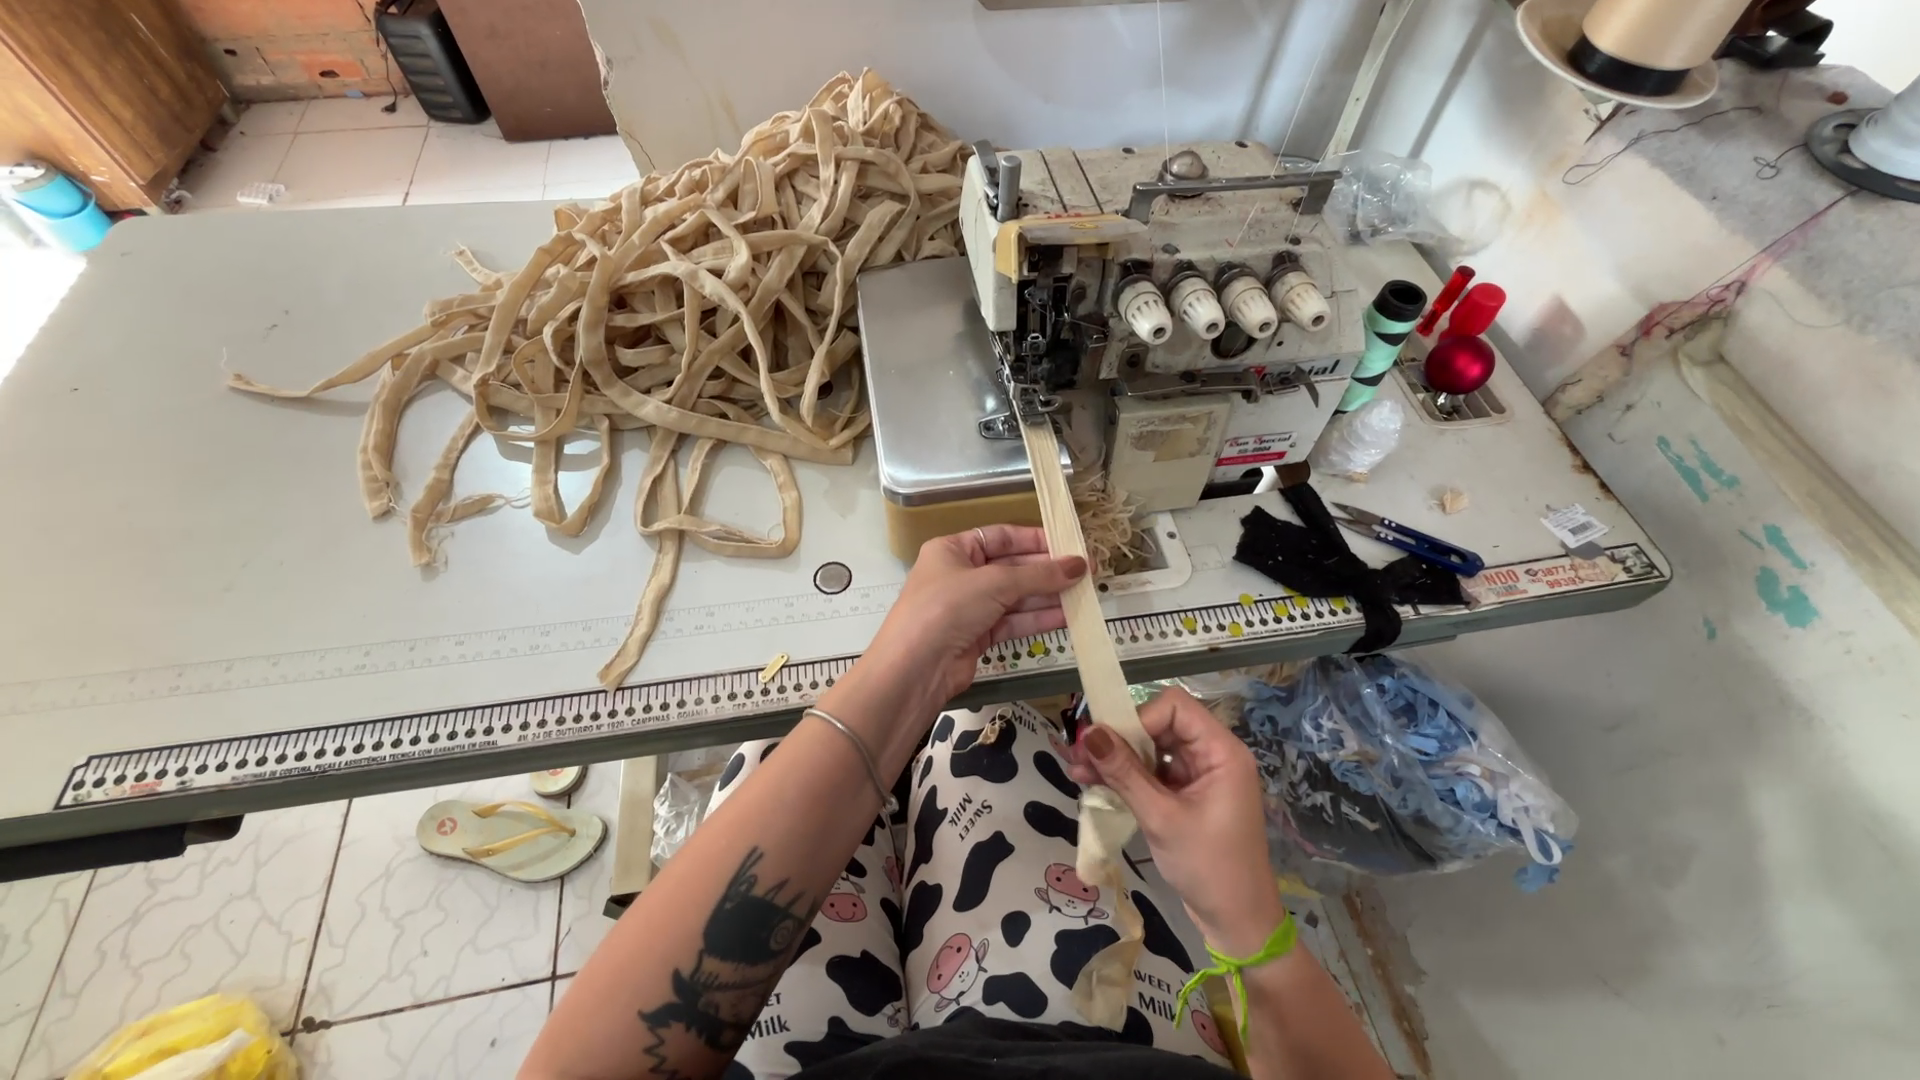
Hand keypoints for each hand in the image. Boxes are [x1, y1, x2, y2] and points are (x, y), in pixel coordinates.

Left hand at [863, 525, 1085, 715]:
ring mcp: (968, 607)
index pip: (1000, 537)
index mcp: (953, 550)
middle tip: (1086, 572)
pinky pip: (1013, 622)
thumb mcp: (994, 583)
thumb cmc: (948, 608)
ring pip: (1015, 597)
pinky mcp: (977, 636)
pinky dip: (1038, 619)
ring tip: (1085, 594)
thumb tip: (1080, 565)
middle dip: (1047, 571)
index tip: (1069, 545)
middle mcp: (960, 575)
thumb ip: (1039, 575)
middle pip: (1011, 567)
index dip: (1035, 540)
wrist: (915, 668)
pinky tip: (1067, 617)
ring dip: (1048, 596)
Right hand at [1060, 687, 1283, 955]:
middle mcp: (1212, 755)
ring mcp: (1199, 776)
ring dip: (1117, 759)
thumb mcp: (1161, 818)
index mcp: (1221, 751)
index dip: (1138, 718)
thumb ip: (1125, 773)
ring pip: (1151, 749)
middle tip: (1079, 754)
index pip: (1174, 707)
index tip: (1107, 744)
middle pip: (1159, 725)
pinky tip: (1095, 784)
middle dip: (1119, 738)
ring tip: (1078, 771)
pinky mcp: (1187, 796)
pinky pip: (1152, 773)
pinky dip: (1126, 777)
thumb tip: (1088, 733)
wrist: (1238, 923)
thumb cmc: (1209, 867)